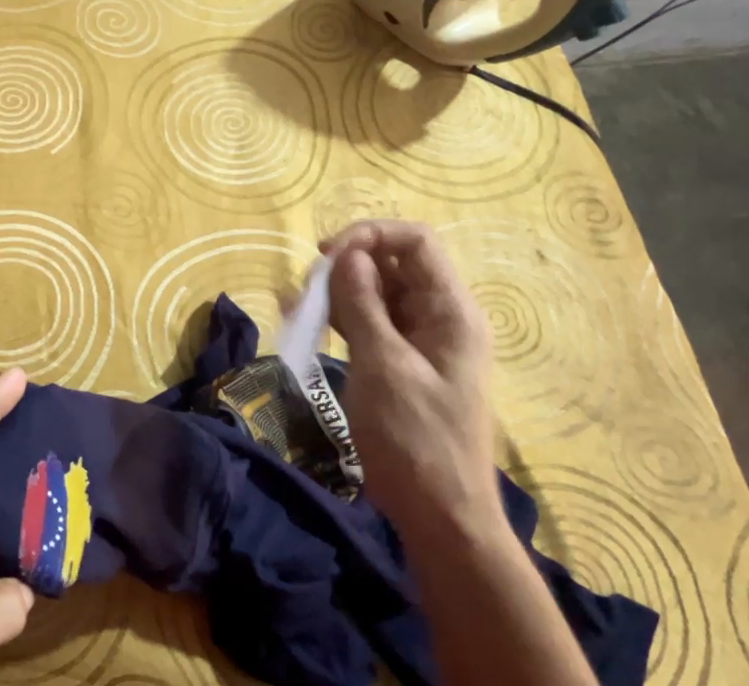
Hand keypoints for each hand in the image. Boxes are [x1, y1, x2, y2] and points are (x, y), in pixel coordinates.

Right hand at [322, 221, 501, 538]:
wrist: (440, 513)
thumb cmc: (415, 439)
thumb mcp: (383, 367)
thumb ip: (362, 305)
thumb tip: (345, 256)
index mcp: (451, 312)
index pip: (416, 241)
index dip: (369, 235)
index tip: (325, 256)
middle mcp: (439, 317)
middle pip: (394, 263)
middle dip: (347, 264)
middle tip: (306, 288)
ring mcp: (420, 342)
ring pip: (376, 292)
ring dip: (337, 291)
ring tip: (297, 306)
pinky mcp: (399, 364)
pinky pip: (368, 323)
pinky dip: (339, 317)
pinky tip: (303, 319)